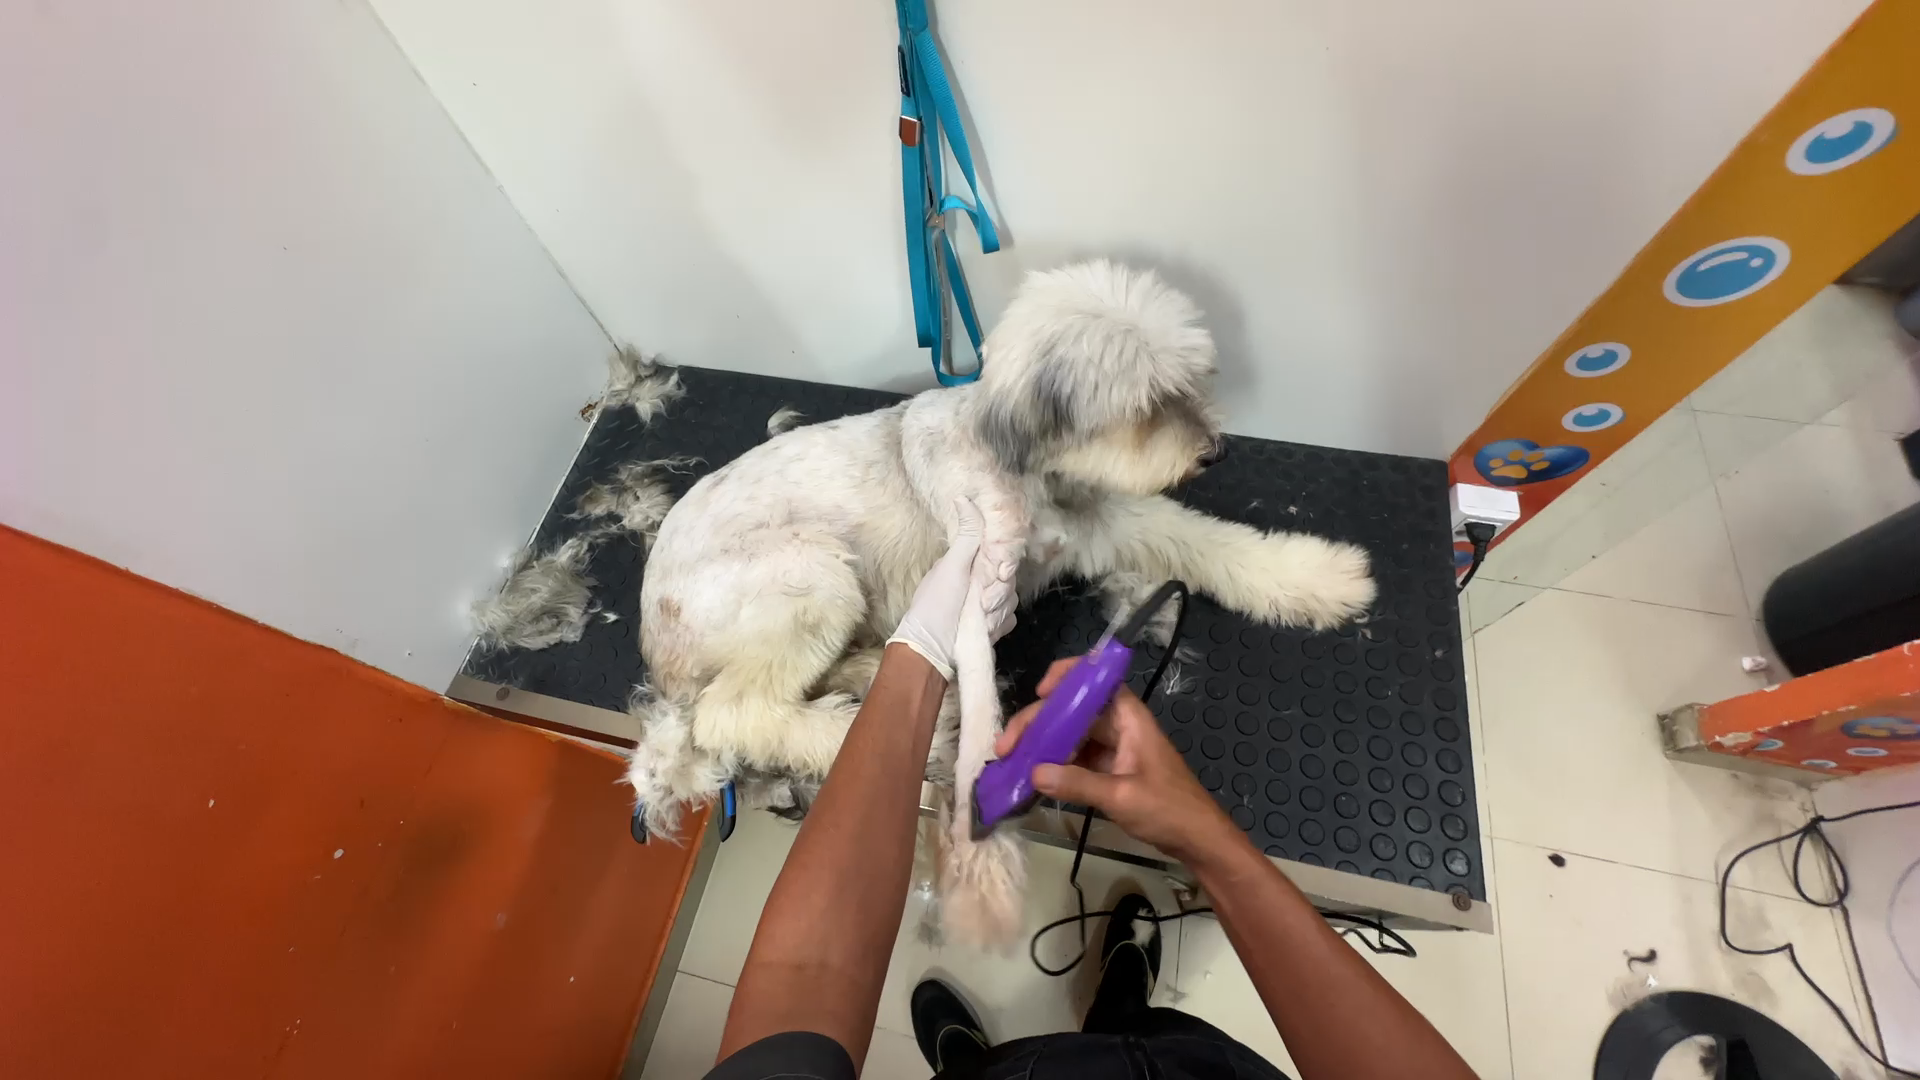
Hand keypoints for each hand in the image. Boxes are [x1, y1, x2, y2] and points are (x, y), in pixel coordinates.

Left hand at [887, 499, 1014, 679]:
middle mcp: (979, 581)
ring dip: (996, 612)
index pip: (1000, 556)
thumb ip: (967, 535)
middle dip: (997, 594)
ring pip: (1010, 600)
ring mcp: (987, 604)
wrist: (932, 651)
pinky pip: (1009, 619)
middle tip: (981, 605)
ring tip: (978, 620)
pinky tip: (984, 630)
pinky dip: (998, 625)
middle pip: (1008, 579)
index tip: (997, 577)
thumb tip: (963, 496)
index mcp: (968, 563)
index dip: (1002, 567)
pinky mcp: (992, 626)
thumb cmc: (936, 605)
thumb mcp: (952, 566)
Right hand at [996, 658, 1240, 864]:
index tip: (1039, 691)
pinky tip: (1030, 777)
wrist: (1199, 841)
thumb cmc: (1169, 810)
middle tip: (1006, 746)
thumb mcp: (1122, 797)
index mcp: (1127, 717)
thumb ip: (1078, 784)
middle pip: (1071, 710)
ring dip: (1040, 744)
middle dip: (1038, 722)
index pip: (1096, 679)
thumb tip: (1033, 773)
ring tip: (1010, 760)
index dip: (1066, 676)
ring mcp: (1112, 747)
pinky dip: (1052, 764)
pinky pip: (1073, 757)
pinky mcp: (1107, 769)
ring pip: (1068, 734)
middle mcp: (1117, 725)